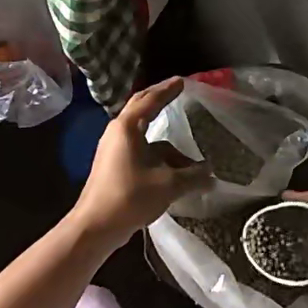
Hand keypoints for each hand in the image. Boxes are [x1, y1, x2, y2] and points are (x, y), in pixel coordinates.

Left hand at [69, 77, 210, 247]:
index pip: (150, 99)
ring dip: (168, 147)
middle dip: (160, 101)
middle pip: (141, 110)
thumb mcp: (168, 185)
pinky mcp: (114, 167)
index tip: (183, 81)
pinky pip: (142, 153)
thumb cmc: (130, 197)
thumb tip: (211, 174)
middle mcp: (118, 133)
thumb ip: (193, 176)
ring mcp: (114, 150)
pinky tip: (175, 174)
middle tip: (178, 92)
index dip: (168, 90)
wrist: (95, 227)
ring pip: (146, 138)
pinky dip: (159, 158)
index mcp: (127, 128)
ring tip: (191, 162)